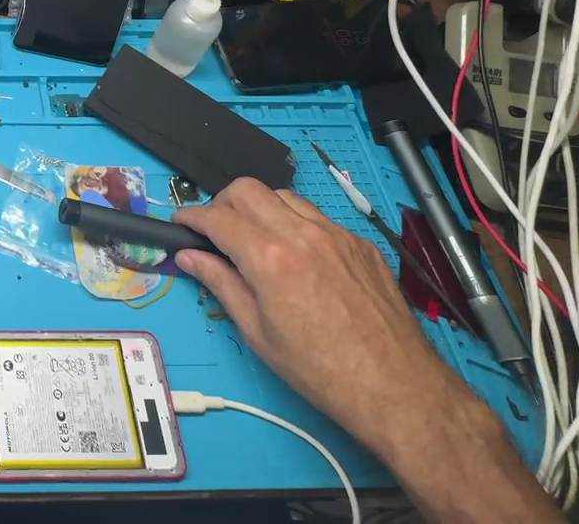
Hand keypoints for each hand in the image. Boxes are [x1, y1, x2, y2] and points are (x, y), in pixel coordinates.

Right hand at [174, 179, 557, 522]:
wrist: (398, 390)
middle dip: (222, 202)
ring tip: (255, 237)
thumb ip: (220, 283)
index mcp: (269, 257)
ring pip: (282, 195)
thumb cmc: (318, 369)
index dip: (191, 216)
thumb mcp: (257, 331)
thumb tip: (189, 256)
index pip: (217, 217)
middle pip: (247, 189)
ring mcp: (335, 234)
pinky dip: (295, 222)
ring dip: (259, 207)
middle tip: (217, 230)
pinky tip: (296, 253)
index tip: (181, 223)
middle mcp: (301, 233)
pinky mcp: (360, 243)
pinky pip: (316, 215)